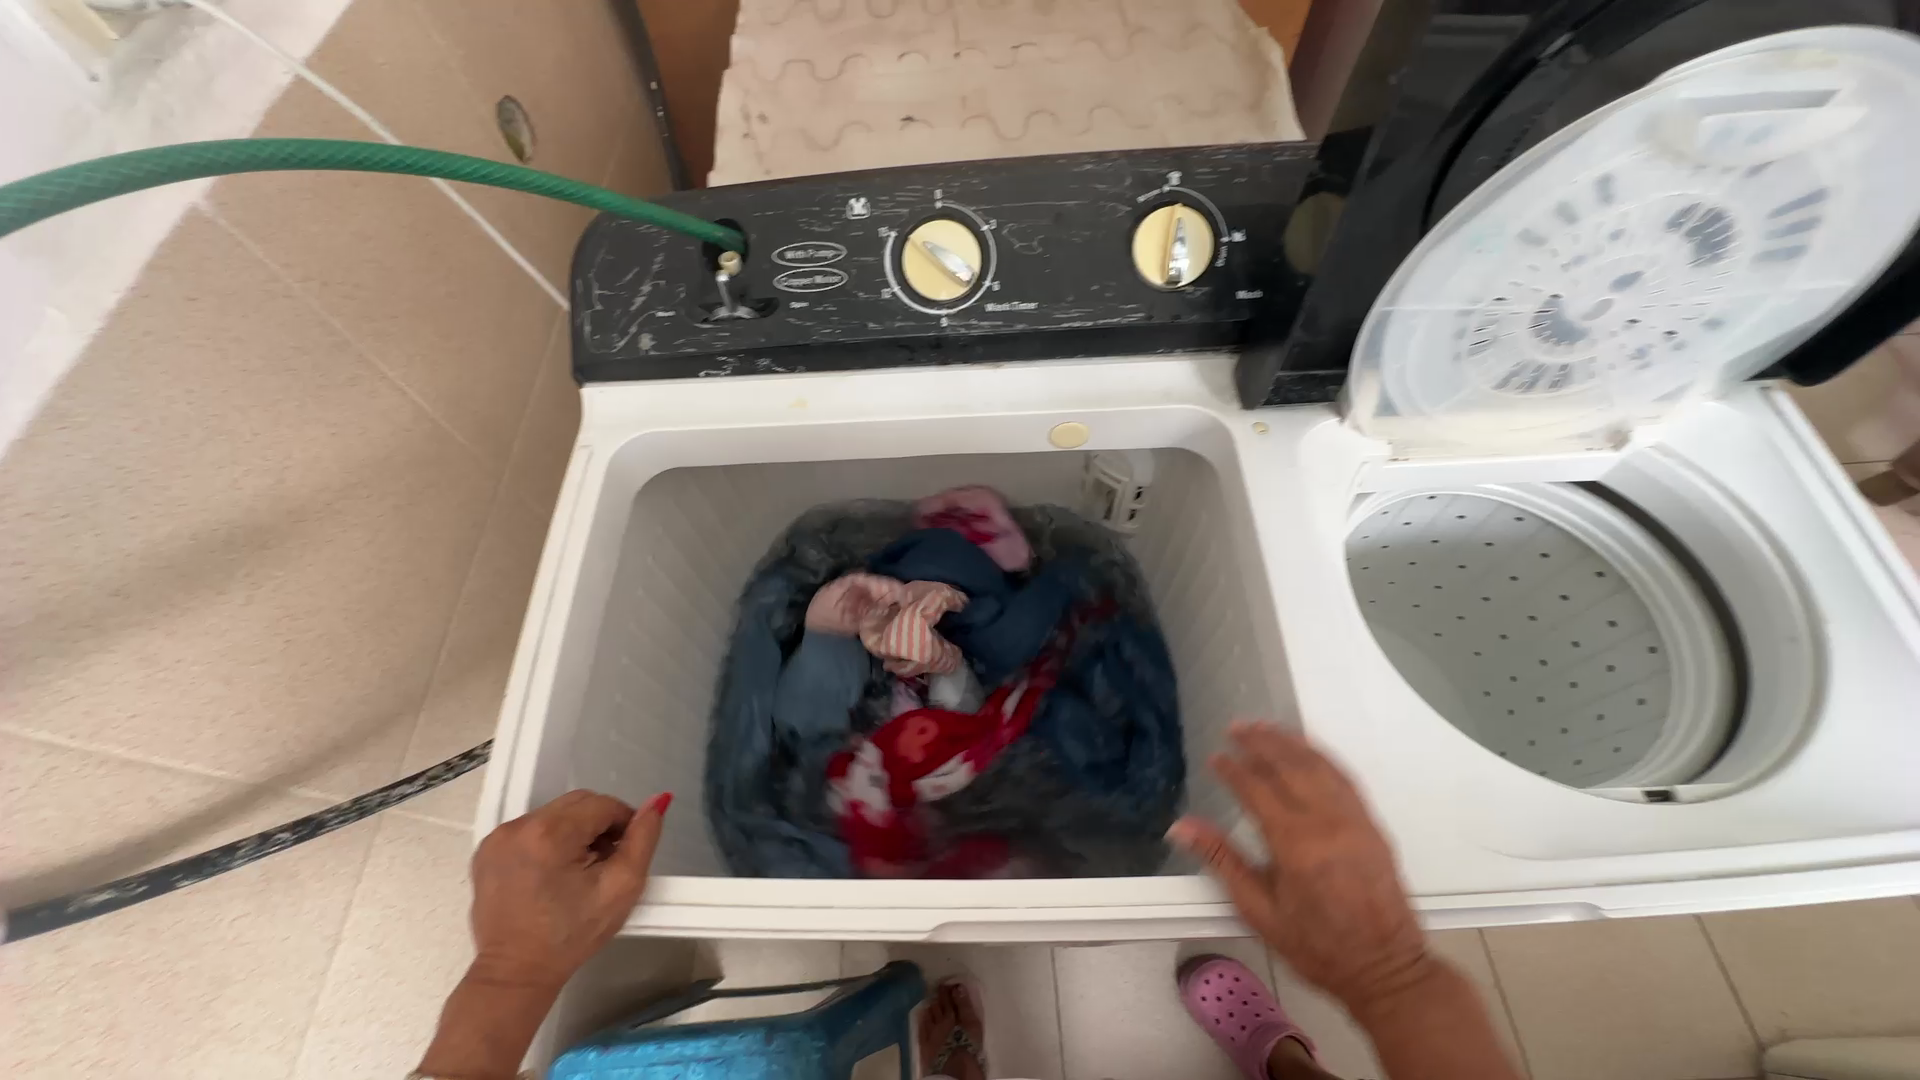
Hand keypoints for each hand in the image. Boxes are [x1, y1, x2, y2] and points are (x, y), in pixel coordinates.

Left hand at [467, 789, 669, 991]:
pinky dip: (550, 840)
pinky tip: (554, 871)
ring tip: (578, 869)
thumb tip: (658, 800)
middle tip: (603, 862)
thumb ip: (644, 838)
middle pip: (578, 803)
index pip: (604, 804)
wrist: (516, 973)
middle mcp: (519, 828)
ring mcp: (498, 839)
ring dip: (575, 831)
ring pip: (556, 813)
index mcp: (550, 834)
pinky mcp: (486, 851)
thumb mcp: (622, 886)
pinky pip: (533, 827)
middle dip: (599, 825)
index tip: (623, 854)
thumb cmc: (571, 935)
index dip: (623, 824)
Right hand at [1168, 724, 1430, 1011]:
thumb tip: (1181, 825)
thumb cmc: (1315, 946)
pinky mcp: (1373, 825)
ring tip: (1265, 727)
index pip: (1256, 789)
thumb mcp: (1258, 910)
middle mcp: (1327, 822)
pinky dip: (1322, 756)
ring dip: (1290, 742)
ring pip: (1319, 765)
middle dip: (1260, 742)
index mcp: (1295, 844)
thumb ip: (1221, 859)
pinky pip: (1345, 778)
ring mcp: (1355, 820)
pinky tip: (1307, 749)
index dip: (1232, 769)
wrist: (1387, 971)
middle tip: (1236, 727)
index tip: (1215, 758)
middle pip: (1289, 766)